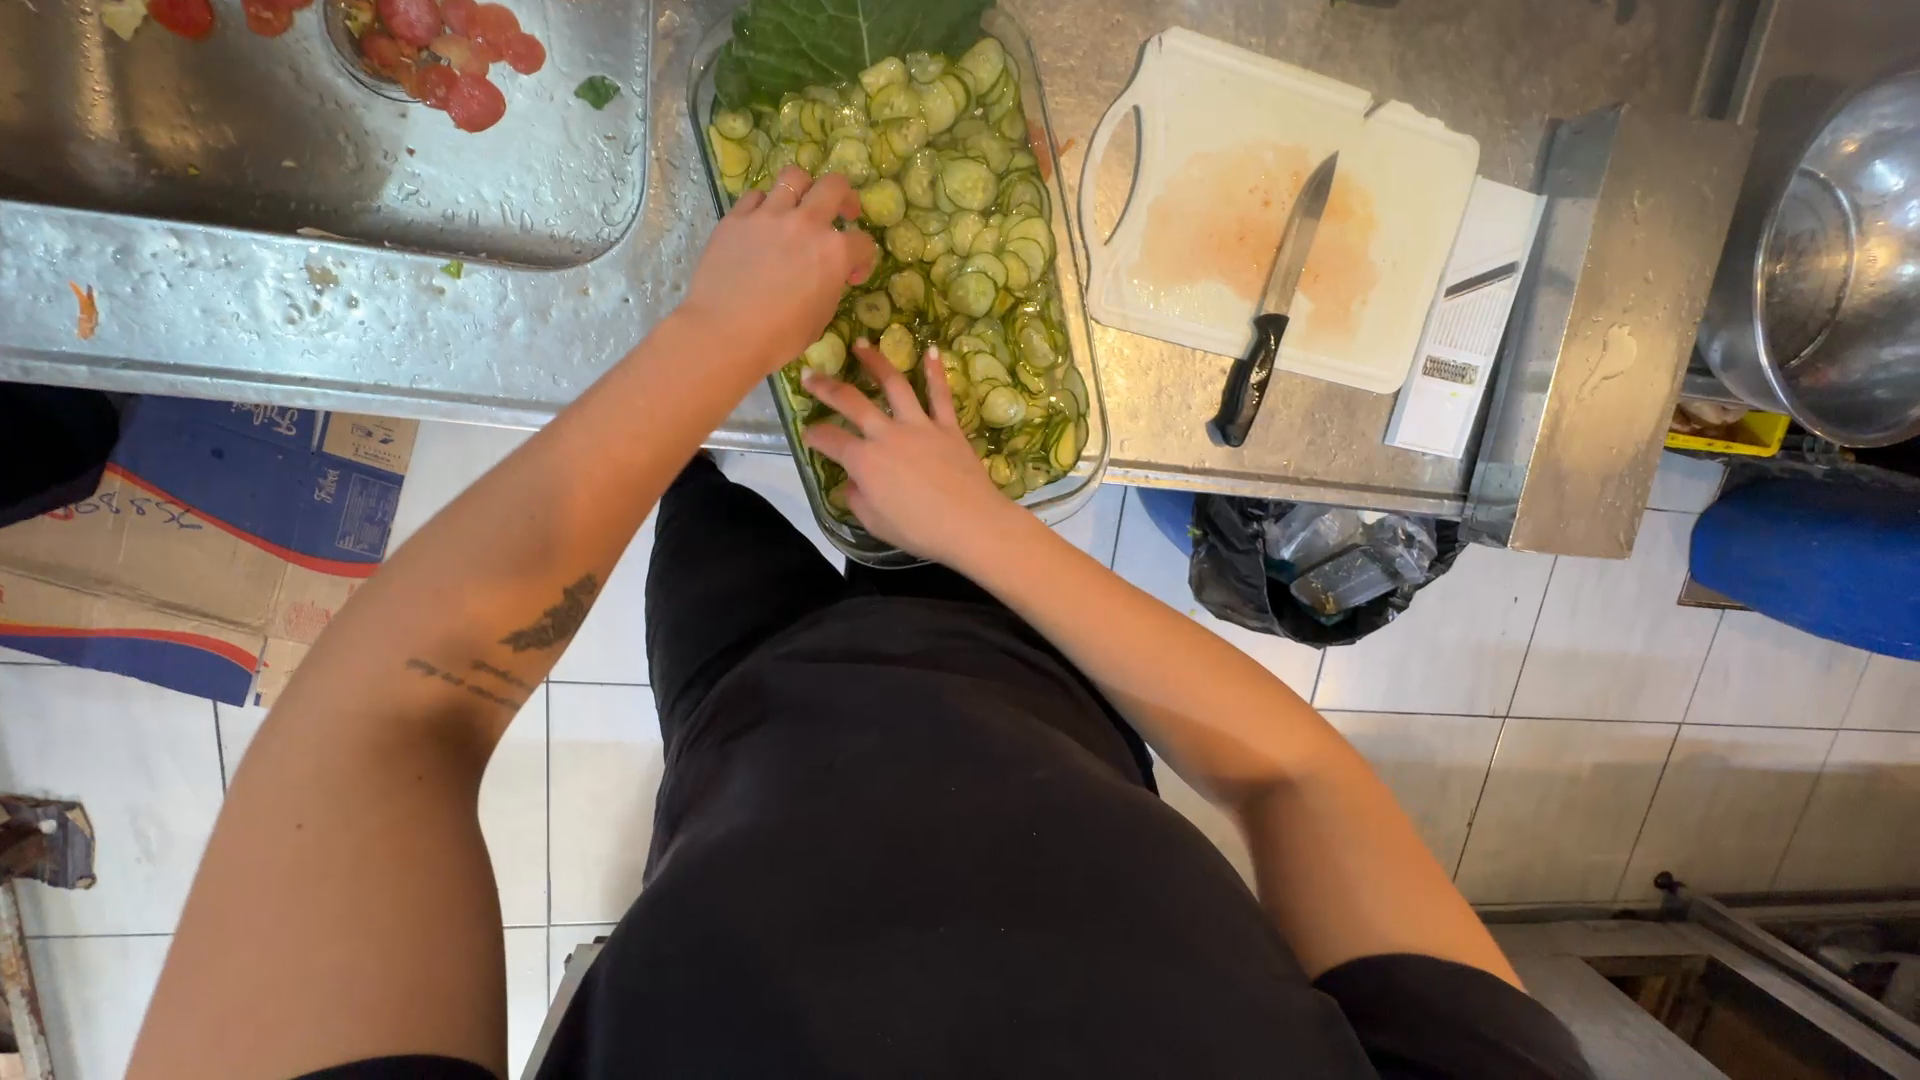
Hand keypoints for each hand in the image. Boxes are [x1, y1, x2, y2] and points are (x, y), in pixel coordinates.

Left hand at [677, 165, 878, 375]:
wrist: (725, 333)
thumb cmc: (780, 337)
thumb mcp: (820, 317)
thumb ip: (830, 287)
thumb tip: (827, 276)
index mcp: (834, 253)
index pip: (864, 242)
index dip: (863, 259)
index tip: (852, 276)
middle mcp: (806, 224)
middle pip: (834, 186)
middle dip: (844, 196)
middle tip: (843, 212)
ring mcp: (768, 216)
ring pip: (793, 177)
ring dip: (803, 189)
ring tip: (799, 207)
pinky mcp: (736, 218)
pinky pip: (755, 197)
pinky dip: (764, 205)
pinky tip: (763, 222)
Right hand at [801, 340, 1024, 566]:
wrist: (970, 524)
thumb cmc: (919, 531)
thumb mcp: (875, 522)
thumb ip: (857, 498)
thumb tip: (852, 482)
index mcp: (864, 461)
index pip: (830, 440)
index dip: (814, 434)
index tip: (808, 432)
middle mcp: (887, 434)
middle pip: (851, 401)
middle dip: (826, 387)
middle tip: (810, 375)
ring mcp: (920, 426)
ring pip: (893, 384)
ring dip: (874, 361)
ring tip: (861, 344)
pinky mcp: (948, 427)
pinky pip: (940, 394)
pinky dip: (935, 371)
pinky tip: (931, 350)